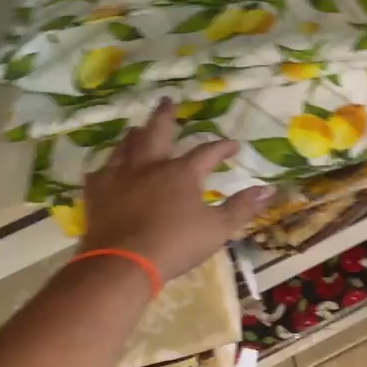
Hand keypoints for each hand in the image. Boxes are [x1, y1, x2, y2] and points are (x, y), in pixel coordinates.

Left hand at [78, 100, 270, 280]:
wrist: (121, 266)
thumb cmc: (175, 244)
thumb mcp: (218, 228)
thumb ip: (242, 207)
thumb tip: (269, 189)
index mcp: (182, 172)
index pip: (208, 152)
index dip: (223, 147)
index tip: (234, 146)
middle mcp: (150, 167)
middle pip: (157, 132)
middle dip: (165, 116)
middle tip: (167, 100)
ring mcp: (119, 179)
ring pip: (126, 147)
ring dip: (134, 135)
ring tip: (136, 128)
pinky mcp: (97, 196)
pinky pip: (99, 173)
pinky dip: (106, 167)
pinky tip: (106, 168)